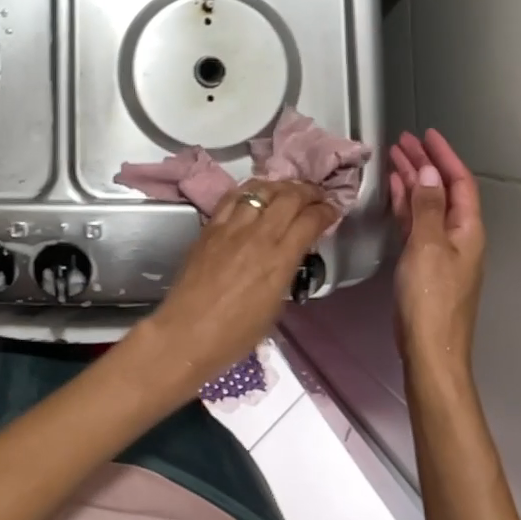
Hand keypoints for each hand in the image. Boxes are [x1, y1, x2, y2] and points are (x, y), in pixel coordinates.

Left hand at [142, 180, 339, 392]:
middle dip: (308, 191)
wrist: (188, 332)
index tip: (332, 210)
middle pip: (288, 197)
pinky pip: (232, 197)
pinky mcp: (209, 227)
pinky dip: (248, 191)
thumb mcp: (275, 305)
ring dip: (279, 186)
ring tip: (288, 189)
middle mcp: (257, 235)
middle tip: (316, 195)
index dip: (325, 211)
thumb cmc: (236, 333)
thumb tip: (291, 253)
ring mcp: (230, 227)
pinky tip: (254, 193)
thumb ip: (286, 271)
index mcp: (279, 260)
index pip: (309, 220)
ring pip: (260, 190)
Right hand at [388, 130, 485, 375]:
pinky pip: (416, 222)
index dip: (444, 156)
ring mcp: (441, 251)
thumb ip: (426, 206)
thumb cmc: (430, 297)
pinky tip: (395, 193)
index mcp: (468, 230)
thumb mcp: (427, 245)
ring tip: (394, 158)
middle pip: (443, 191)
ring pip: (428, 204)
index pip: (459, 183)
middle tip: (402, 141)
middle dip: (425, 164)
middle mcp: (459, 237)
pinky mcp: (424, 263)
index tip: (427, 134)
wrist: (429, 349)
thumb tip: (427, 171)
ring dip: (413, 180)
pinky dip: (405, 203)